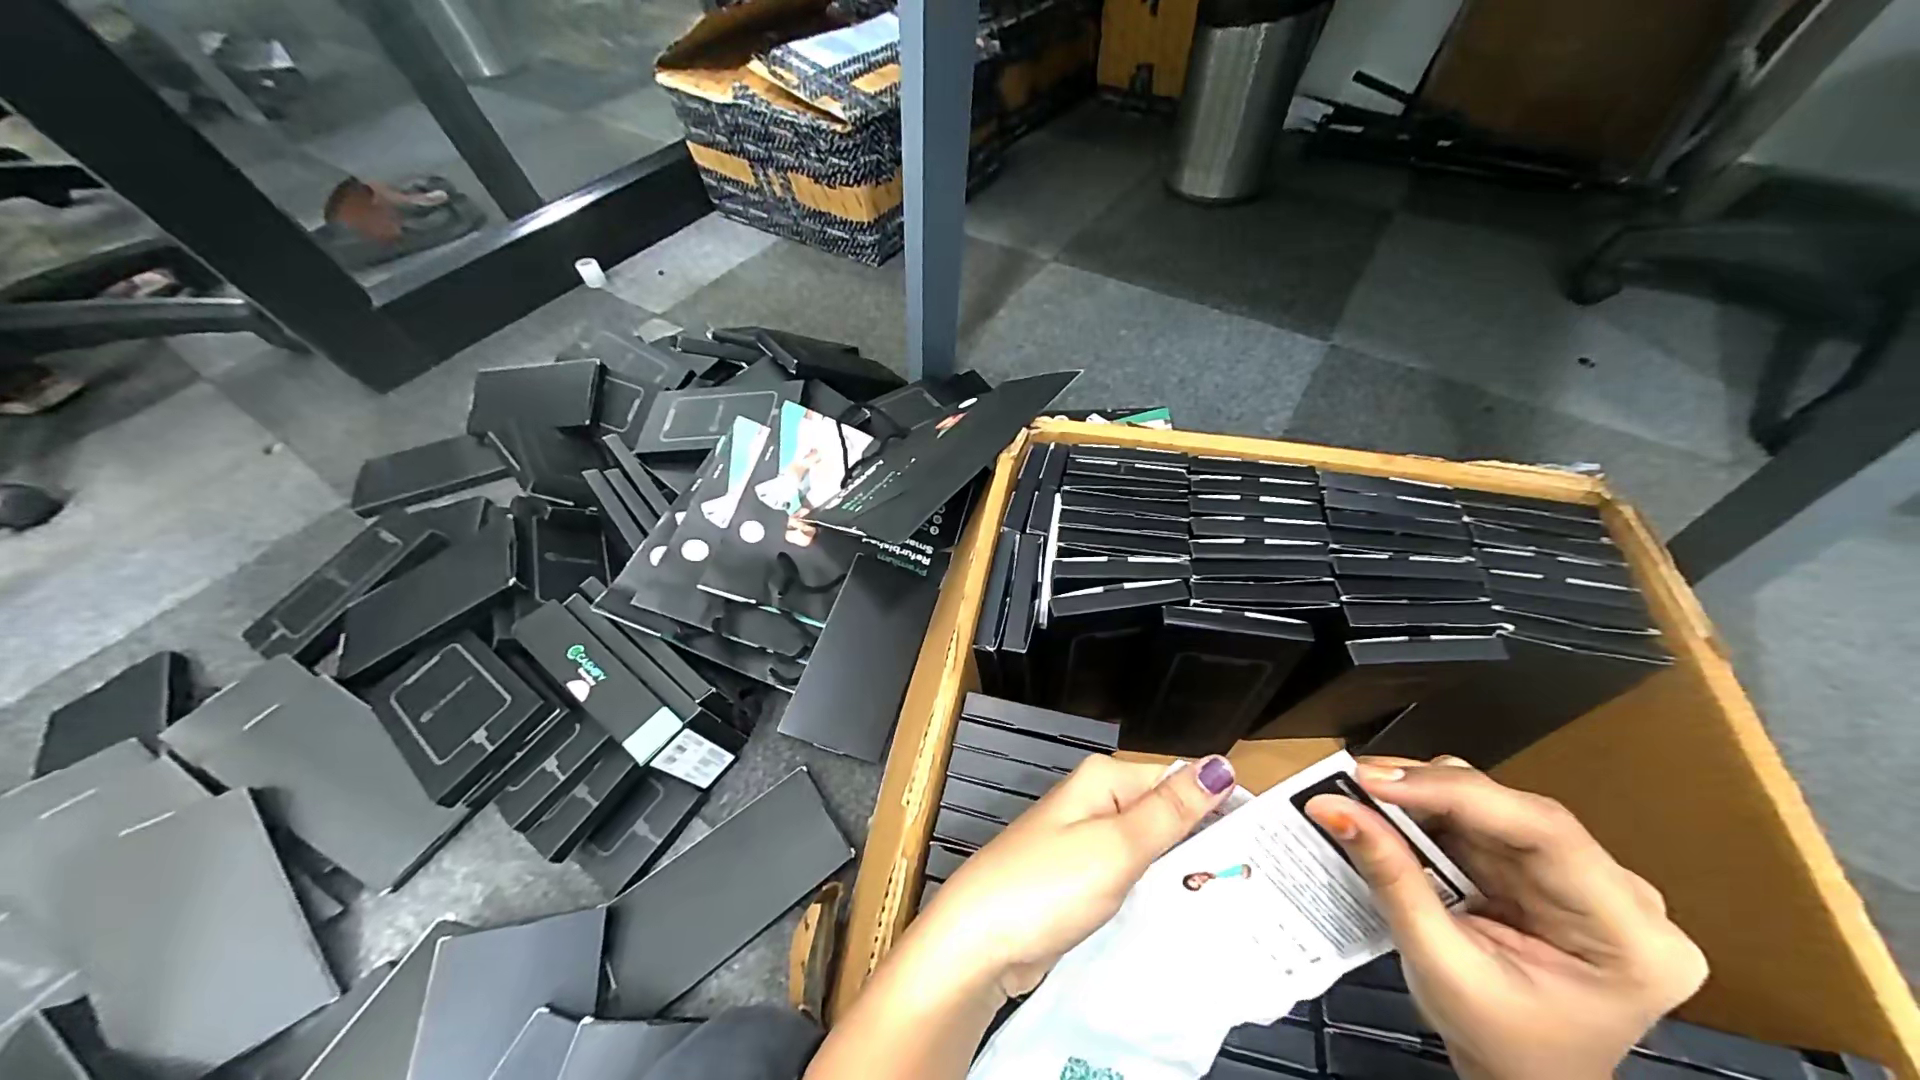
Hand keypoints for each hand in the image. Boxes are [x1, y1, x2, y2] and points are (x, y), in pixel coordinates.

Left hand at [915, 754, 1236, 997]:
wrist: (981, 942)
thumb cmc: (1042, 887)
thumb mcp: (1117, 846)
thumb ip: (1170, 809)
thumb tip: (1218, 764)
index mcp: (1105, 780)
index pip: (1180, 780)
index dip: (1223, 808)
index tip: (1266, 843)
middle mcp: (1098, 803)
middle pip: (1169, 814)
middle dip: (1206, 844)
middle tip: (1255, 882)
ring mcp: (1090, 841)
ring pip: (1154, 850)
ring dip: (1185, 872)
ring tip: (1233, 902)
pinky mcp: (1086, 878)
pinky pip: (1135, 878)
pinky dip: (1158, 892)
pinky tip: (1186, 915)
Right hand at [1304, 756, 1707, 1079]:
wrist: (1520, 1079)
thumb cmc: (1497, 1039)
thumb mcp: (1440, 964)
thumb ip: (1392, 879)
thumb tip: (1333, 807)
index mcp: (1631, 938)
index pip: (1543, 832)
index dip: (1454, 792)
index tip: (1375, 778)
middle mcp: (1623, 896)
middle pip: (1515, 812)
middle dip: (1429, 789)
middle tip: (1355, 779)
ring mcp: (1584, 878)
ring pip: (1492, 806)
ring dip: (1423, 794)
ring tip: (1362, 791)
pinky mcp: (1543, 868)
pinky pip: (1481, 820)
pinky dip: (1428, 811)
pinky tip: (1388, 807)